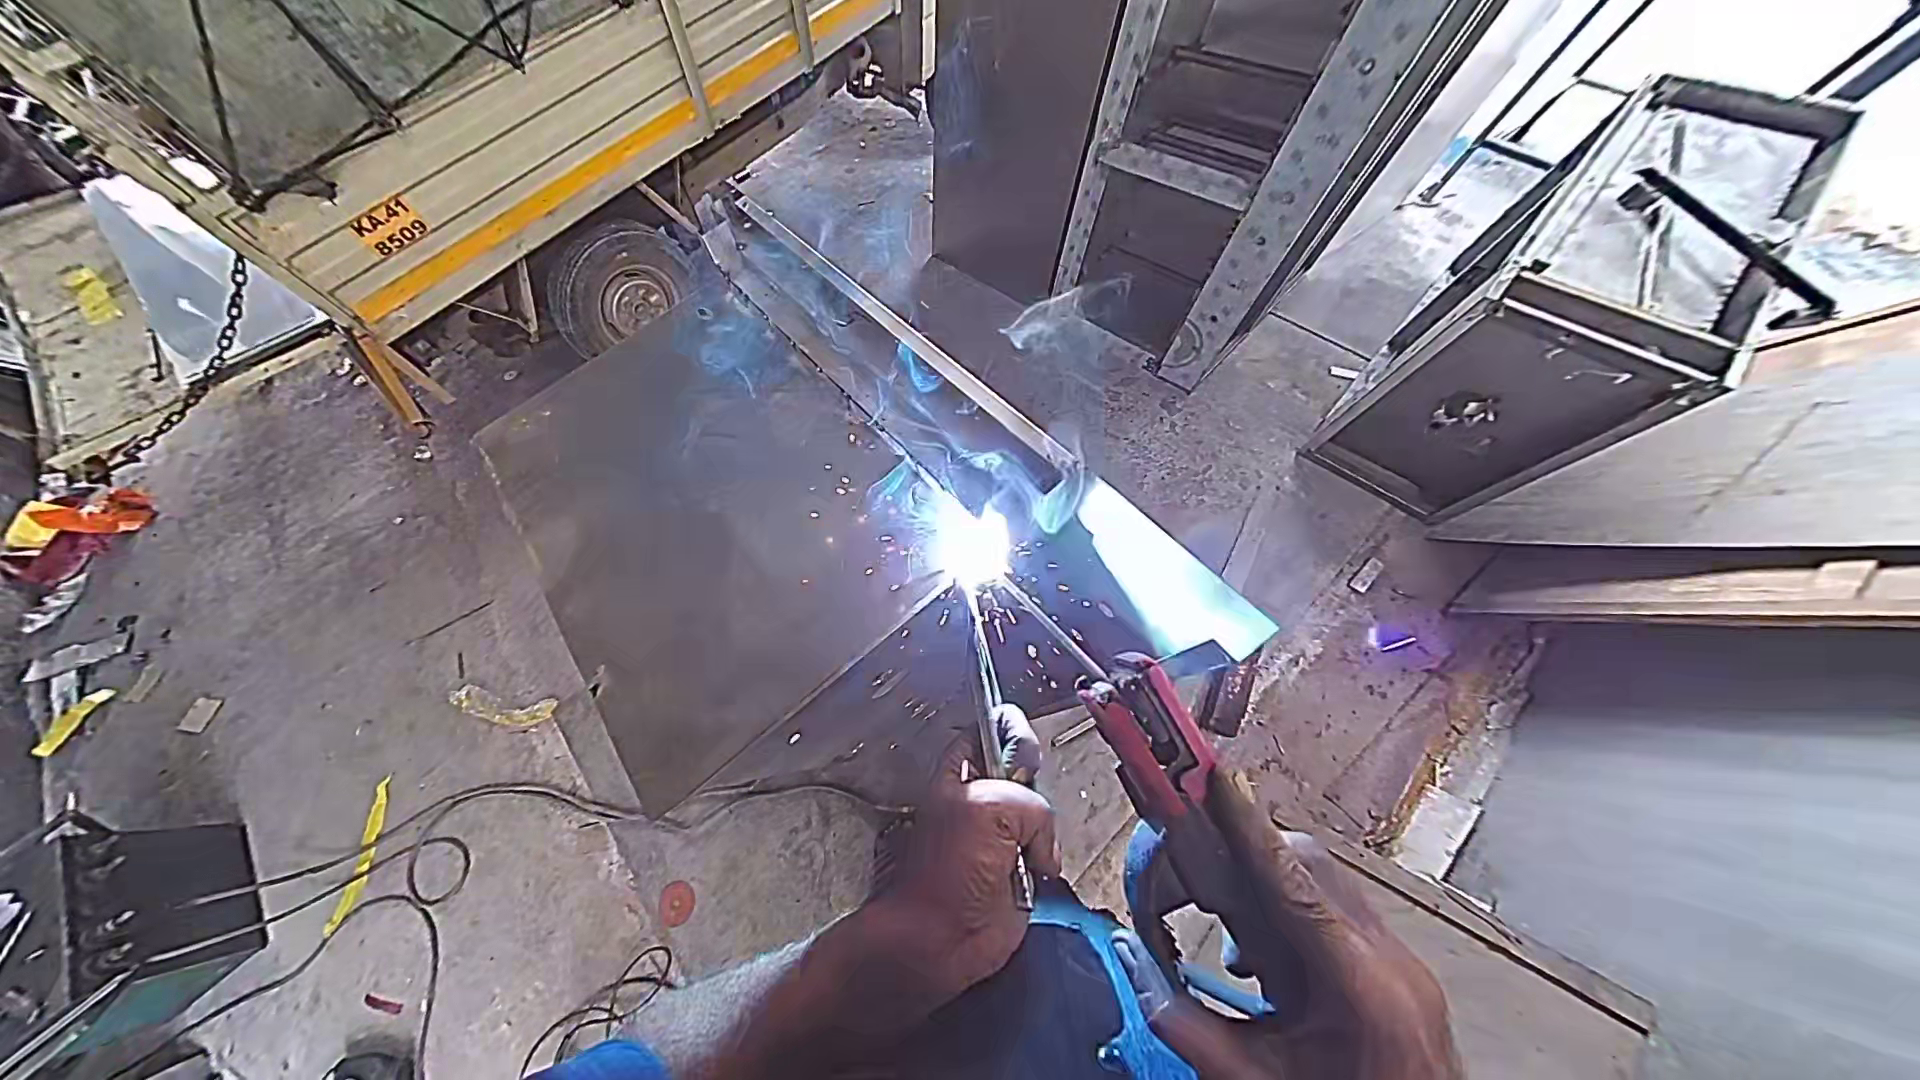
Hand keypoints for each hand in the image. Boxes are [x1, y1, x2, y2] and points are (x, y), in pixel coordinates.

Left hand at [851, 727, 1059, 1017]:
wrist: (942, 938)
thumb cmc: (945, 871)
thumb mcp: (991, 809)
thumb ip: (1028, 799)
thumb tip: (1042, 839)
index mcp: (962, 770)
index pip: (994, 728)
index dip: (1013, 730)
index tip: (1022, 753)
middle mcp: (982, 796)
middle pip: (1027, 769)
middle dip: (1035, 786)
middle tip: (1021, 808)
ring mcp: (1001, 832)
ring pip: (1042, 811)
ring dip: (1044, 830)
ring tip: (1026, 851)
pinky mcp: (1018, 866)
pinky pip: (1049, 849)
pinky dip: (1050, 859)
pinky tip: (1035, 870)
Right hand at [1115, 770, 1460, 1079]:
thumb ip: (1183, 1021)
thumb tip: (1131, 955)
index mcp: (1360, 989)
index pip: (1291, 881)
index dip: (1248, 825)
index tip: (1216, 778)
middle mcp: (1389, 961)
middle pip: (1305, 864)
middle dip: (1249, 856)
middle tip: (1206, 878)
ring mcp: (1402, 960)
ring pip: (1321, 878)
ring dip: (1268, 887)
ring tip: (1241, 946)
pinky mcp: (1399, 964)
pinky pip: (1335, 905)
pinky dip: (1290, 910)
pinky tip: (1266, 961)